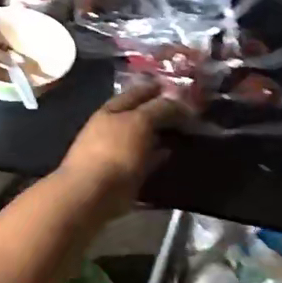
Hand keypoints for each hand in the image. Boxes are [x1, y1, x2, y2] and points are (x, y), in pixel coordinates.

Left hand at [57, 84, 185, 205]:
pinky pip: (143, 160)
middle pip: (140, 115)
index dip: (157, 89)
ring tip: (186, 131)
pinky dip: (157, 156)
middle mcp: (111, 128)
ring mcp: (115, 152)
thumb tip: (179, 101)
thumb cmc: (114, 152)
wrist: (91, 194)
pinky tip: (171, 154)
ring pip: (142, 138)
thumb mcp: (140, 122)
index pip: (137, 93)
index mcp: (111, 110)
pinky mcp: (121, 175)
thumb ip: (159, 109)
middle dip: (161, 112)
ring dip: (160, 134)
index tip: (181, 88)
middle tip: (190, 111)